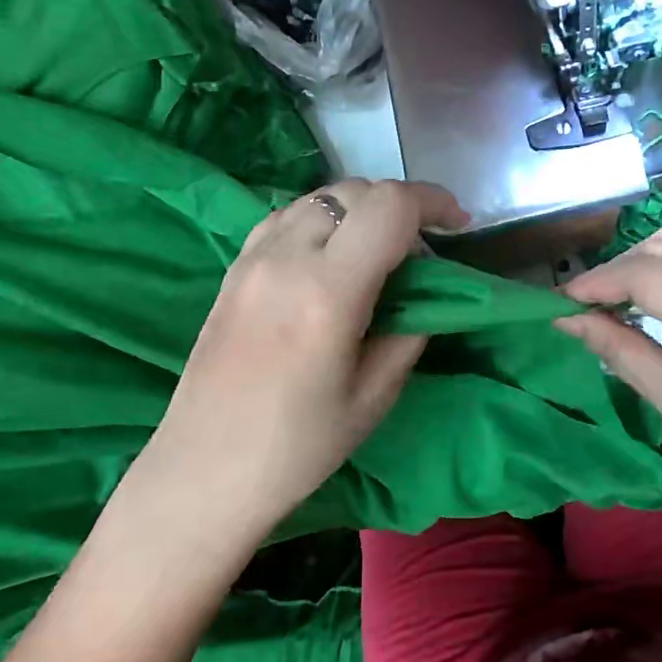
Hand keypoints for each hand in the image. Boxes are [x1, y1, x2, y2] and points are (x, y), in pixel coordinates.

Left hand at [151, 179, 467, 533]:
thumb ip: (409, 328)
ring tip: (379, 250)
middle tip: (420, 251)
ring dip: (360, 209)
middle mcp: (285, 257)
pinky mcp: (234, 267)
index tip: (456, 226)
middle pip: (356, 191)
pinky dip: (323, 219)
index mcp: (327, 291)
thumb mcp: (375, 395)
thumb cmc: (298, 447)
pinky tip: (331, 256)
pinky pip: (288, 216)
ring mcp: (252, 257)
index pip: (389, 207)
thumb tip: (425, 288)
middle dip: (400, 207)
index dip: (433, 203)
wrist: (205, 470)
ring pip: (320, 196)